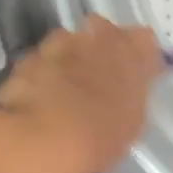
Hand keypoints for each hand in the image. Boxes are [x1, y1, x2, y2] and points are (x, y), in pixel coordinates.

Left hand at [0, 16, 163, 172]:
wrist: (47, 141)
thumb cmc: (104, 134)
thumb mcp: (133, 119)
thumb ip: (132, 93)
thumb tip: (125, 90)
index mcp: (132, 48)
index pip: (143, 39)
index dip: (137, 56)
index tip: (135, 74)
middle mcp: (97, 35)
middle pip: (102, 32)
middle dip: (99, 50)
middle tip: (97, 79)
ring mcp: (60, 43)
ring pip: (67, 44)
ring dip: (68, 60)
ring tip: (63, 92)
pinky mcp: (28, 59)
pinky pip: (40, 63)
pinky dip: (40, 76)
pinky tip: (38, 101)